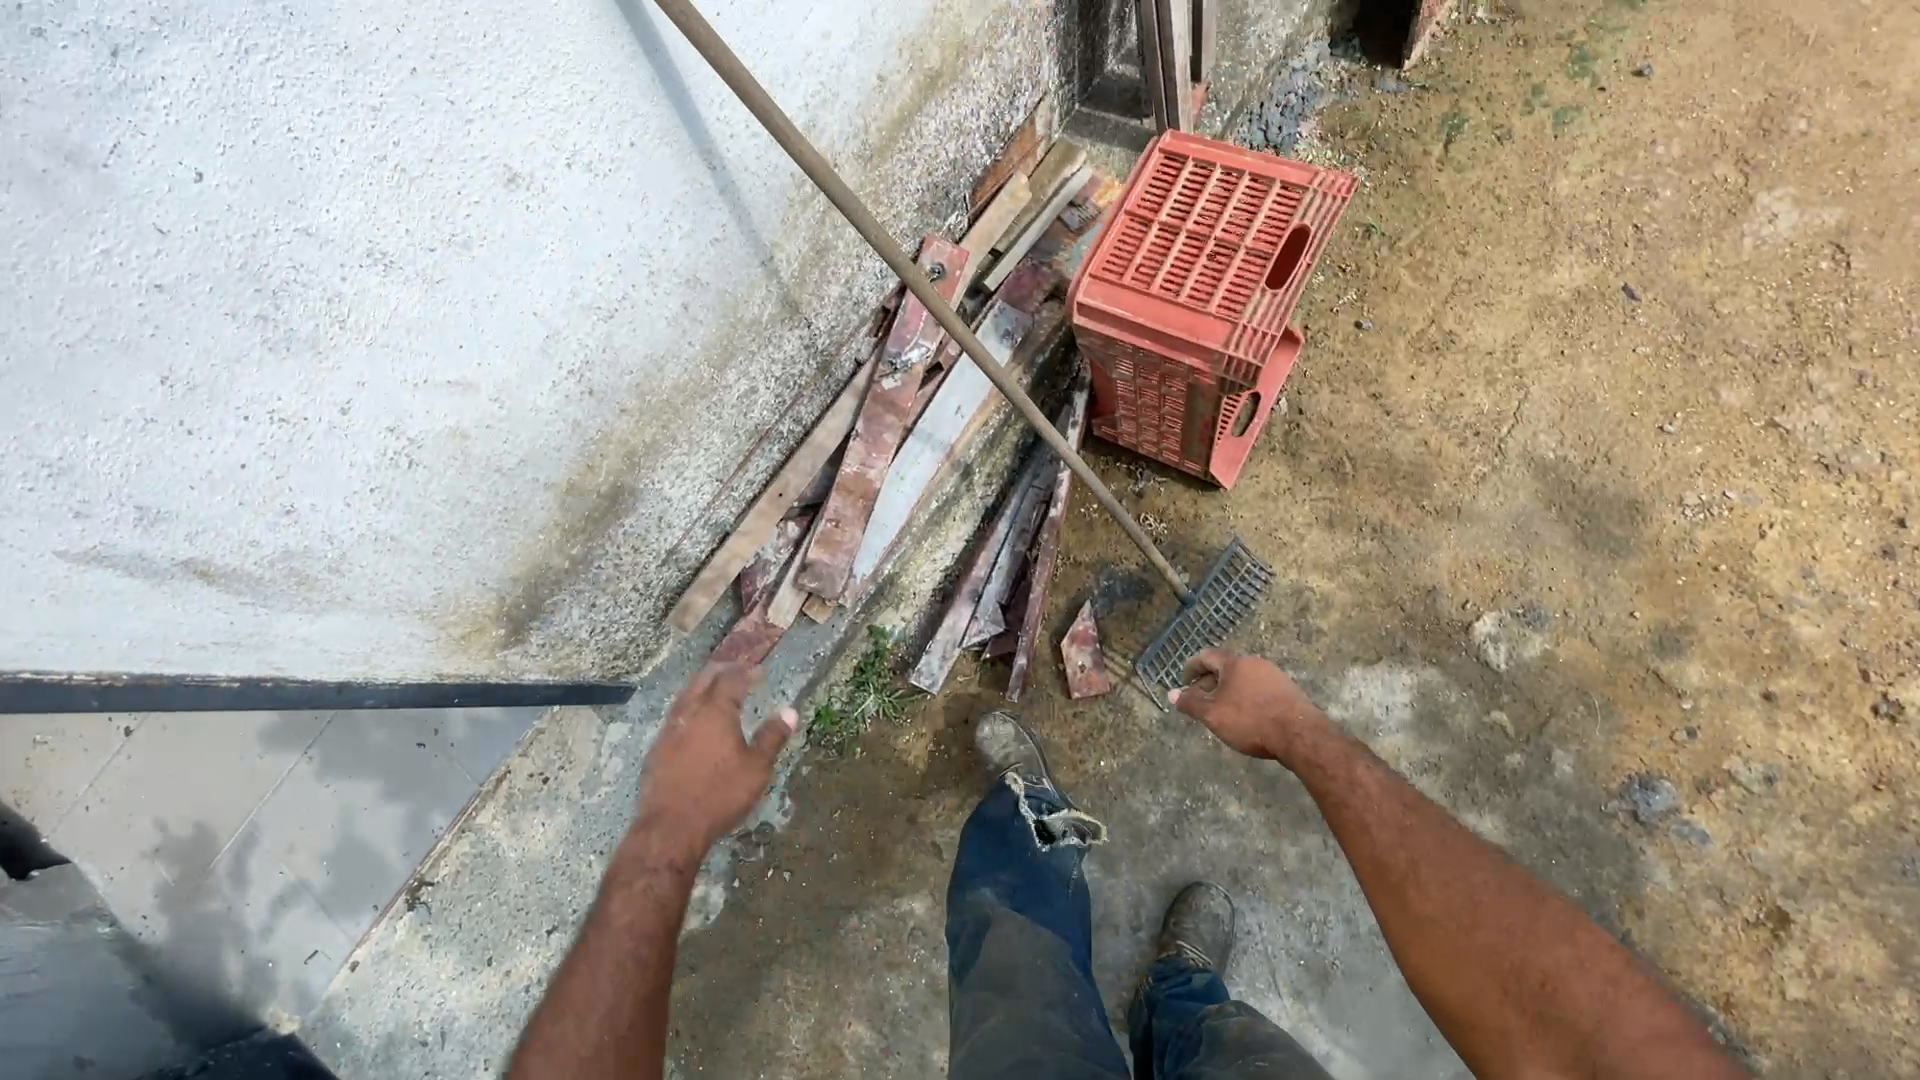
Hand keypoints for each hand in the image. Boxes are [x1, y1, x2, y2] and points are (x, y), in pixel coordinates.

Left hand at [634, 662, 796, 853]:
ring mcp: (669, 731)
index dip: (746, 672)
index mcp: (716, 712)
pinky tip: (693, 723)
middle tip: (736, 671)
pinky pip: (674, 717)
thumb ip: (772, 737)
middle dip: (721, 671)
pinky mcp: (656, 750)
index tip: (759, 671)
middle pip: (703, 680)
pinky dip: (688, 709)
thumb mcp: (756, 768)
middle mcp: (689, 714)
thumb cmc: (720, 795)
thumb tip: (790, 712)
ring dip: (701, 687)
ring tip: (714, 690)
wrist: (671, 827)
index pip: (731, 680)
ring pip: (684, 696)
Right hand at [1169, 649, 1327, 762]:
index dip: (1191, 667)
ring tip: (1222, 709)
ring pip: (1243, 677)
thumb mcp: (1213, 715)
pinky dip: (1246, 696)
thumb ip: (1190, 703)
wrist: (1300, 735)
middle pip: (1226, 666)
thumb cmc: (1250, 721)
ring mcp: (1274, 675)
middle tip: (1200, 699)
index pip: (1206, 655)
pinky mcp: (1288, 690)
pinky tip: (1246, 715)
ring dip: (1228, 689)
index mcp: (1234, 663)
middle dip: (1209, 681)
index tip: (1184, 681)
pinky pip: (1259, 687)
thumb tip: (1171, 694)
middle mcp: (1255, 662)